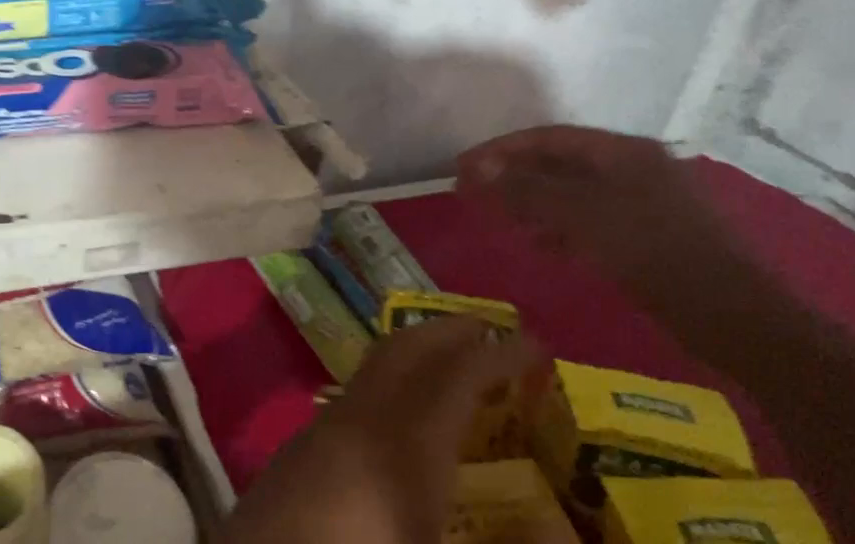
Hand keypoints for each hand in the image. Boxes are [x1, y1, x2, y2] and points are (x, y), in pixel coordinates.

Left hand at [224, 316, 535, 543]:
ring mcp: (317, 435)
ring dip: (414, 360)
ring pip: (371, 374)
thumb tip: (559, 534)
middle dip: (447, 334)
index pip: (455, 376)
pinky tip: (401, 428)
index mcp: (402, 447)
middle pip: (403, 354)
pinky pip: (352, 401)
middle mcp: (355, 423)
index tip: (537, 342)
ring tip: (454, 373)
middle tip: (489, 331)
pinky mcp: (295, 457)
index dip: (498, 356)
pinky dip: (388, 391)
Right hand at [455, 125, 730, 282]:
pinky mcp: (654, 238)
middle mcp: (637, 168)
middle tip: (472, 193)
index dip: (499, 150)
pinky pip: (592, 221)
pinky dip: (560, 227)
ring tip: (499, 220)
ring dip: (533, 203)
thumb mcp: (578, 214)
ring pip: (575, 194)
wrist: (735, 316)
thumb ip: (524, 188)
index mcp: (623, 151)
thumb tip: (477, 167)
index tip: (460, 168)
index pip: (547, 138)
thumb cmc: (651, 251)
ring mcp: (649, 203)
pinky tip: (542, 245)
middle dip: (513, 176)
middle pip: (560, 163)